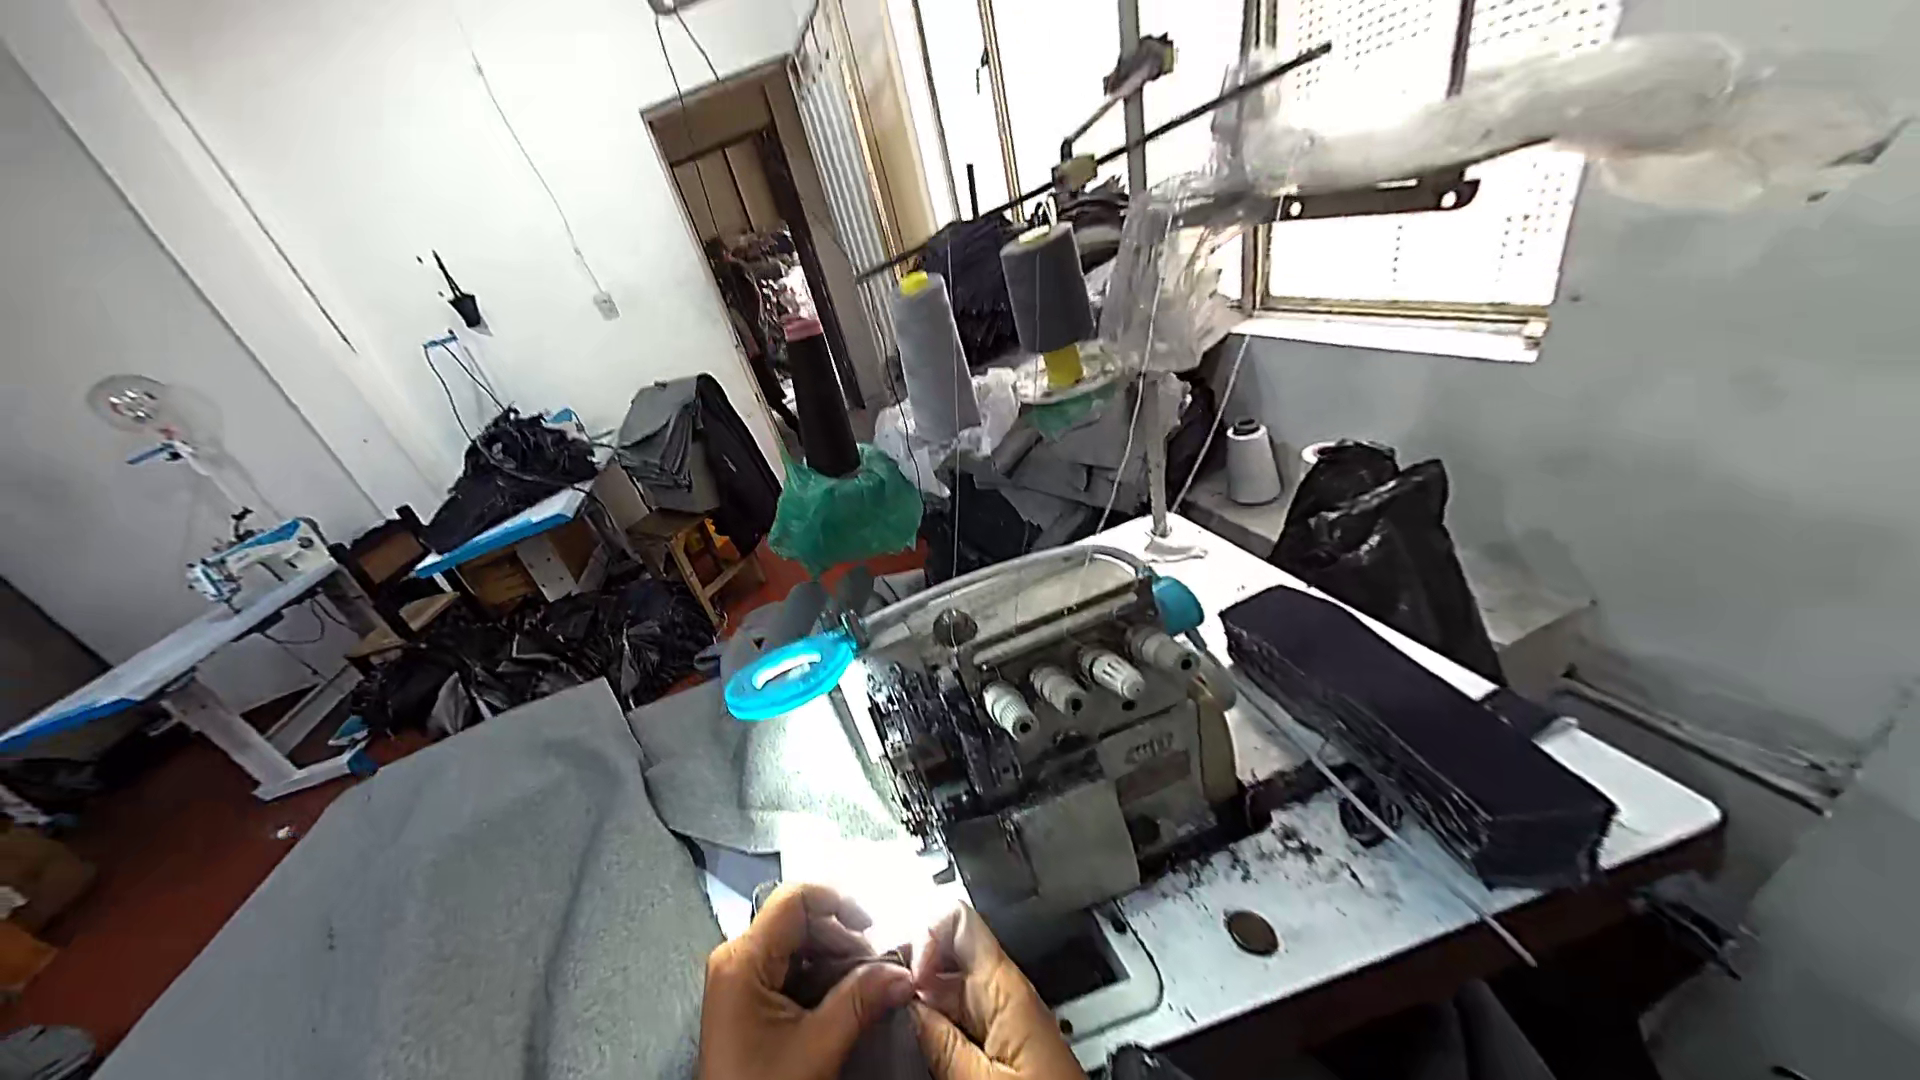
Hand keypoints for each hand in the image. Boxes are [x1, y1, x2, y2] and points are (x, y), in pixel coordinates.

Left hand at [699, 883, 917, 1079]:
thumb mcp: (816, 1048)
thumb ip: (861, 1000)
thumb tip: (902, 972)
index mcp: (743, 959)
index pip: (795, 898)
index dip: (837, 902)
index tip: (871, 926)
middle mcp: (737, 958)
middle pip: (800, 920)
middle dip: (843, 938)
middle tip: (877, 967)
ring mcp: (741, 977)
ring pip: (799, 943)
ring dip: (837, 958)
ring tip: (866, 985)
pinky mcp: (748, 997)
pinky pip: (792, 966)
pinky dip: (822, 975)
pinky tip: (845, 997)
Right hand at [910, 906, 1087, 1079]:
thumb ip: (942, 1041)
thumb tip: (909, 1005)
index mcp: (1004, 985)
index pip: (959, 919)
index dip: (926, 936)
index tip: (908, 979)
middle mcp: (1004, 990)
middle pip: (949, 954)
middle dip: (918, 976)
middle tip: (892, 1008)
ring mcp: (1003, 1014)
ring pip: (952, 988)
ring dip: (925, 1004)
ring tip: (904, 1032)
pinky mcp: (1003, 1040)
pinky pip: (962, 1017)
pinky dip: (938, 1026)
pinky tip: (923, 1049)